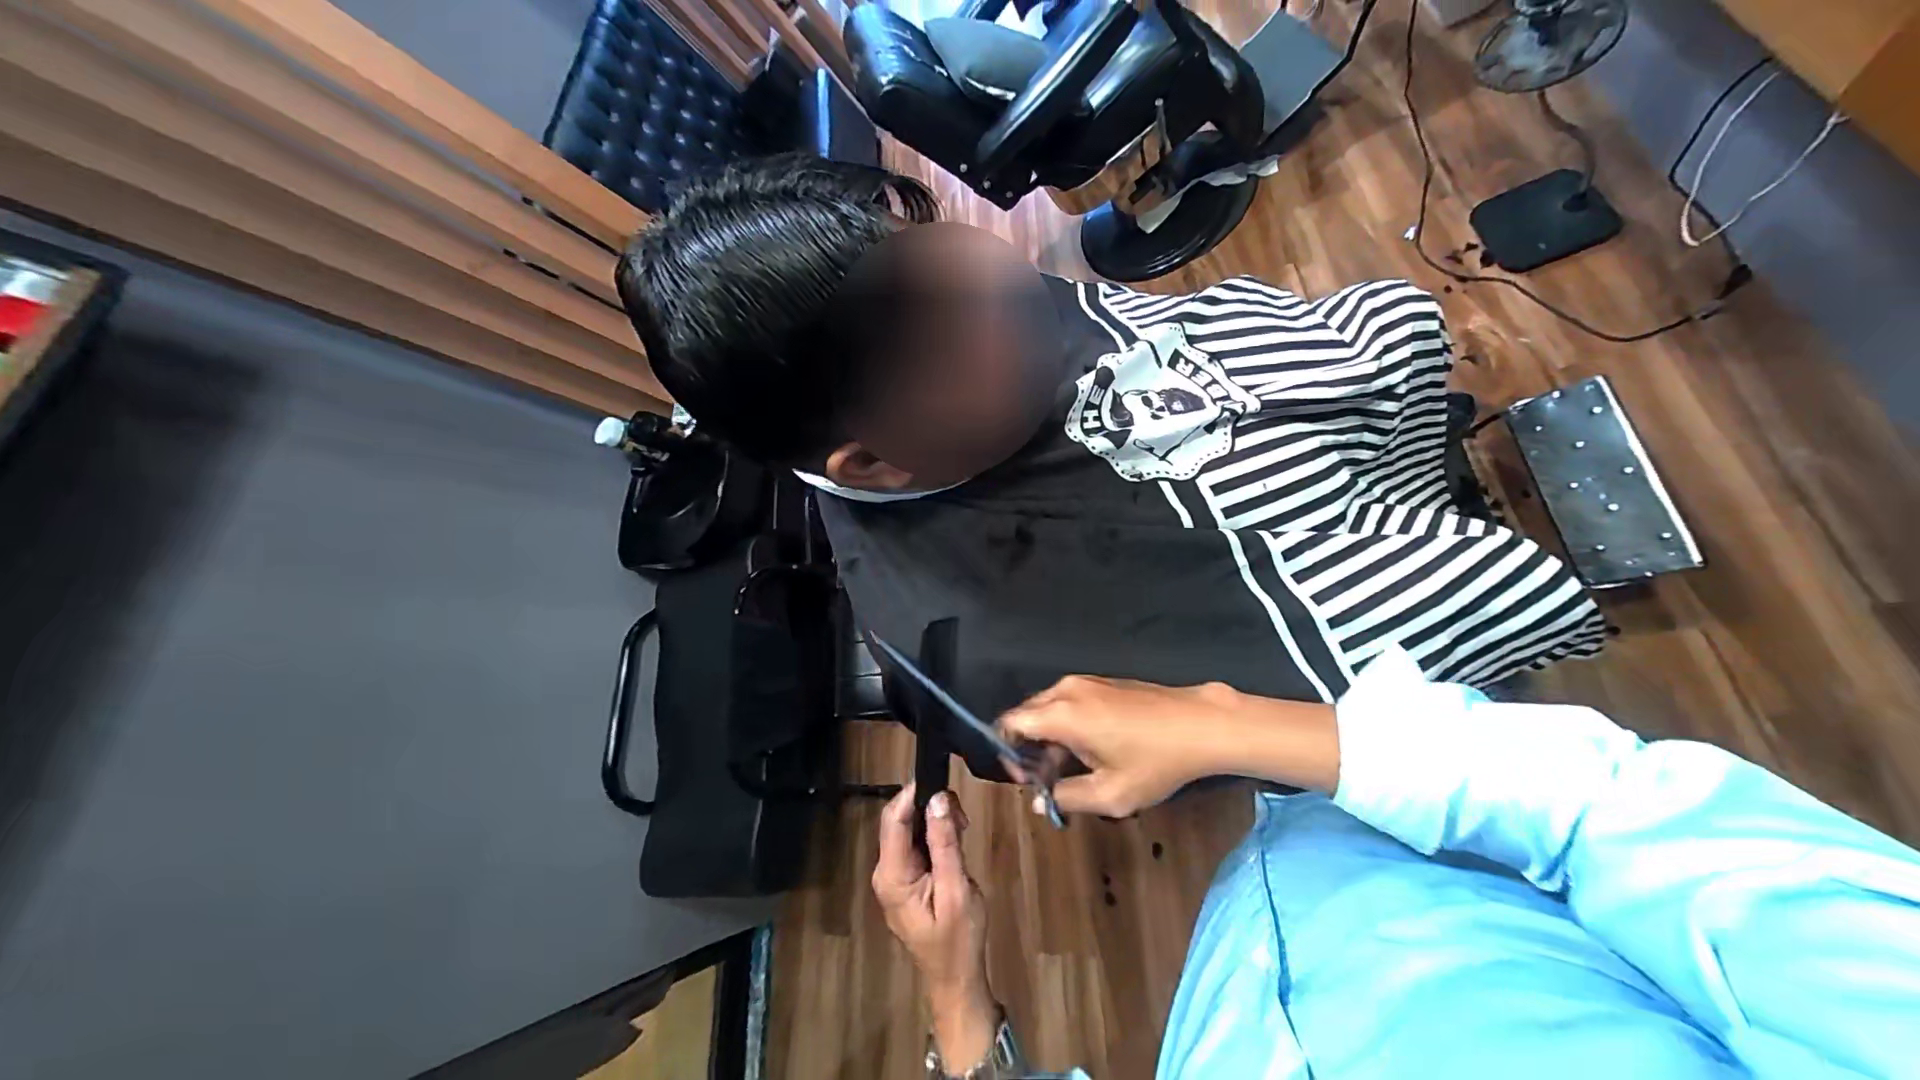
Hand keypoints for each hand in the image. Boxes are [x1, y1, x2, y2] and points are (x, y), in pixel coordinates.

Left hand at [872, 785, 997, 1068]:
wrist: (957, 979)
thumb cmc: (958, 940)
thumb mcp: (956, 890)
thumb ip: (946, 843)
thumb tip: (939, 799)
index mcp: (892, 874)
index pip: (893, 820)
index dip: (912, 794)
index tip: (940, 780)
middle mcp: (886, 870)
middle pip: (899, 821)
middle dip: (928, 807)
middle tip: (960, 812)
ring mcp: (895, 875)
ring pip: (909, 829)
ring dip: (934, 820)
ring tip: (962, 826)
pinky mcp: (907, 878)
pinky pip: (916, 844)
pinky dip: (935, 834)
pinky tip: (955, 838)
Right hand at [1001, 676, 1339, 818]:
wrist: (1201, 724)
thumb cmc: (1155, 761)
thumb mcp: (1110, 794)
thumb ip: (1066, 798)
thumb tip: (1039, 801)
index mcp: (1061, 713)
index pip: (1010, 723)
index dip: (1007, 751)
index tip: (1024, 777)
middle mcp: (1066, 690)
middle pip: (1027, 714)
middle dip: (1028, 747)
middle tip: (1045, 779)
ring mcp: (1086, 681)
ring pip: (1048, 707)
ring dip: (1048, 737)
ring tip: (1070, 769)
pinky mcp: (1103, 682)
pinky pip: (1068, 701)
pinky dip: (1066, 723)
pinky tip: (1090, 749)